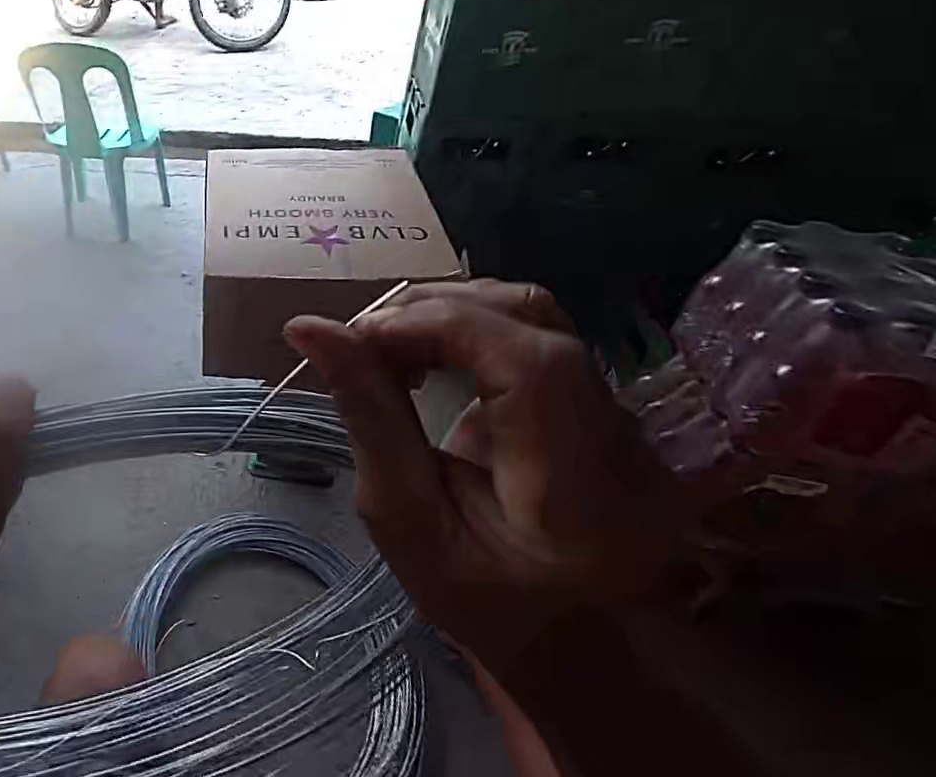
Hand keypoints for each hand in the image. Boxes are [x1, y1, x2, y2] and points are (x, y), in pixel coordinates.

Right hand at [285, 281, 674, 681]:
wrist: (554, 625)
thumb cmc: (470, 592)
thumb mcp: (399, 514)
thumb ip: (365, 412)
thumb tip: (308, 327)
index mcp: (580, 500)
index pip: (532, 366)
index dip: (441, 326)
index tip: (360, 336)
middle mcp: (625, 445)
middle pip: (532, 320)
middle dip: (433, 312)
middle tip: (363, 340)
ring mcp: (627, 416)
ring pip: (533, 311)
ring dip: (447, 309)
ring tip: (390, 342)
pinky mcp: (605, 398)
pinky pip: (532, 328)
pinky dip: (467, 321)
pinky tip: (428, 348)